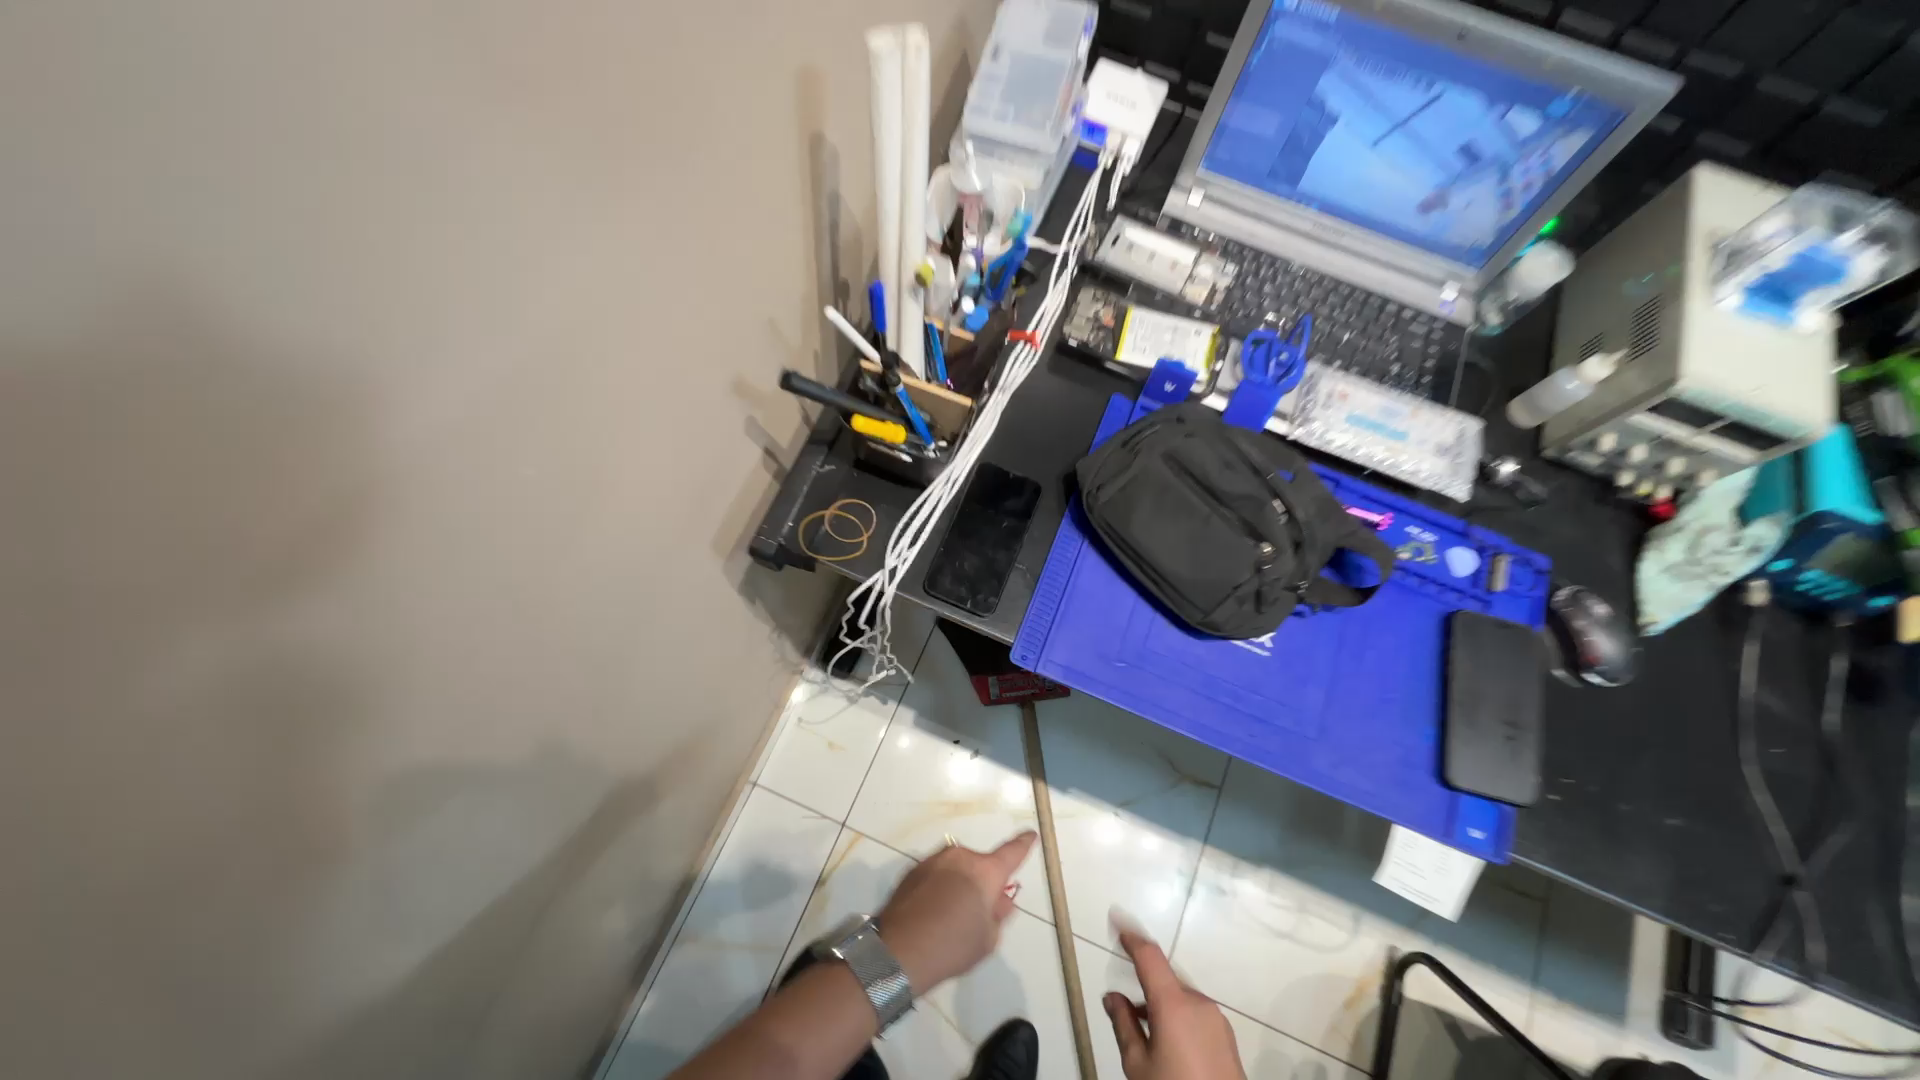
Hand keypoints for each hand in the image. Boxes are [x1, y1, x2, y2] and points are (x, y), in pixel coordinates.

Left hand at [877, 832, 1035, 991]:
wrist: (899, 952)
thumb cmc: (952, 947)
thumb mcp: (988, 939)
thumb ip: (999, 914)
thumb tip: (1001, 898)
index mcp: (984, 871)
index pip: (1011, 853)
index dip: (1023, 845)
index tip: (1030, 835)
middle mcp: (958, 857)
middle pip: (979, 865)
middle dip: (981, 882)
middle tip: (977, 911)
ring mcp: (932, 861)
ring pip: (955, 869)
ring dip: (958, 883)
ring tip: (948, 915)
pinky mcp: (911, 871)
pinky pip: (935, 875)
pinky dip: (938, 887)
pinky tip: (930, 913)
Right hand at [1104, 929, 1245, 1079]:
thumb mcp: (1138, 1065)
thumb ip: (1123, 1024)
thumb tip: (1113, 997)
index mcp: (1173, 1004)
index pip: (1149, 956)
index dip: (1131, 937)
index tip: (1116, 920)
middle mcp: (1198, 1002)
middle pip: (1165, 981)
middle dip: (1145, 989)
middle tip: (1128, 1016)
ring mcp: (1216, 1019)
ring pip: (1180, 999)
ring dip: (1162, 1008)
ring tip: (1149, 1042)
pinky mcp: (1227, 1037)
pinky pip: (1195, 1015)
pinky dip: (1179, 1020)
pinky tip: (1171, 1049)